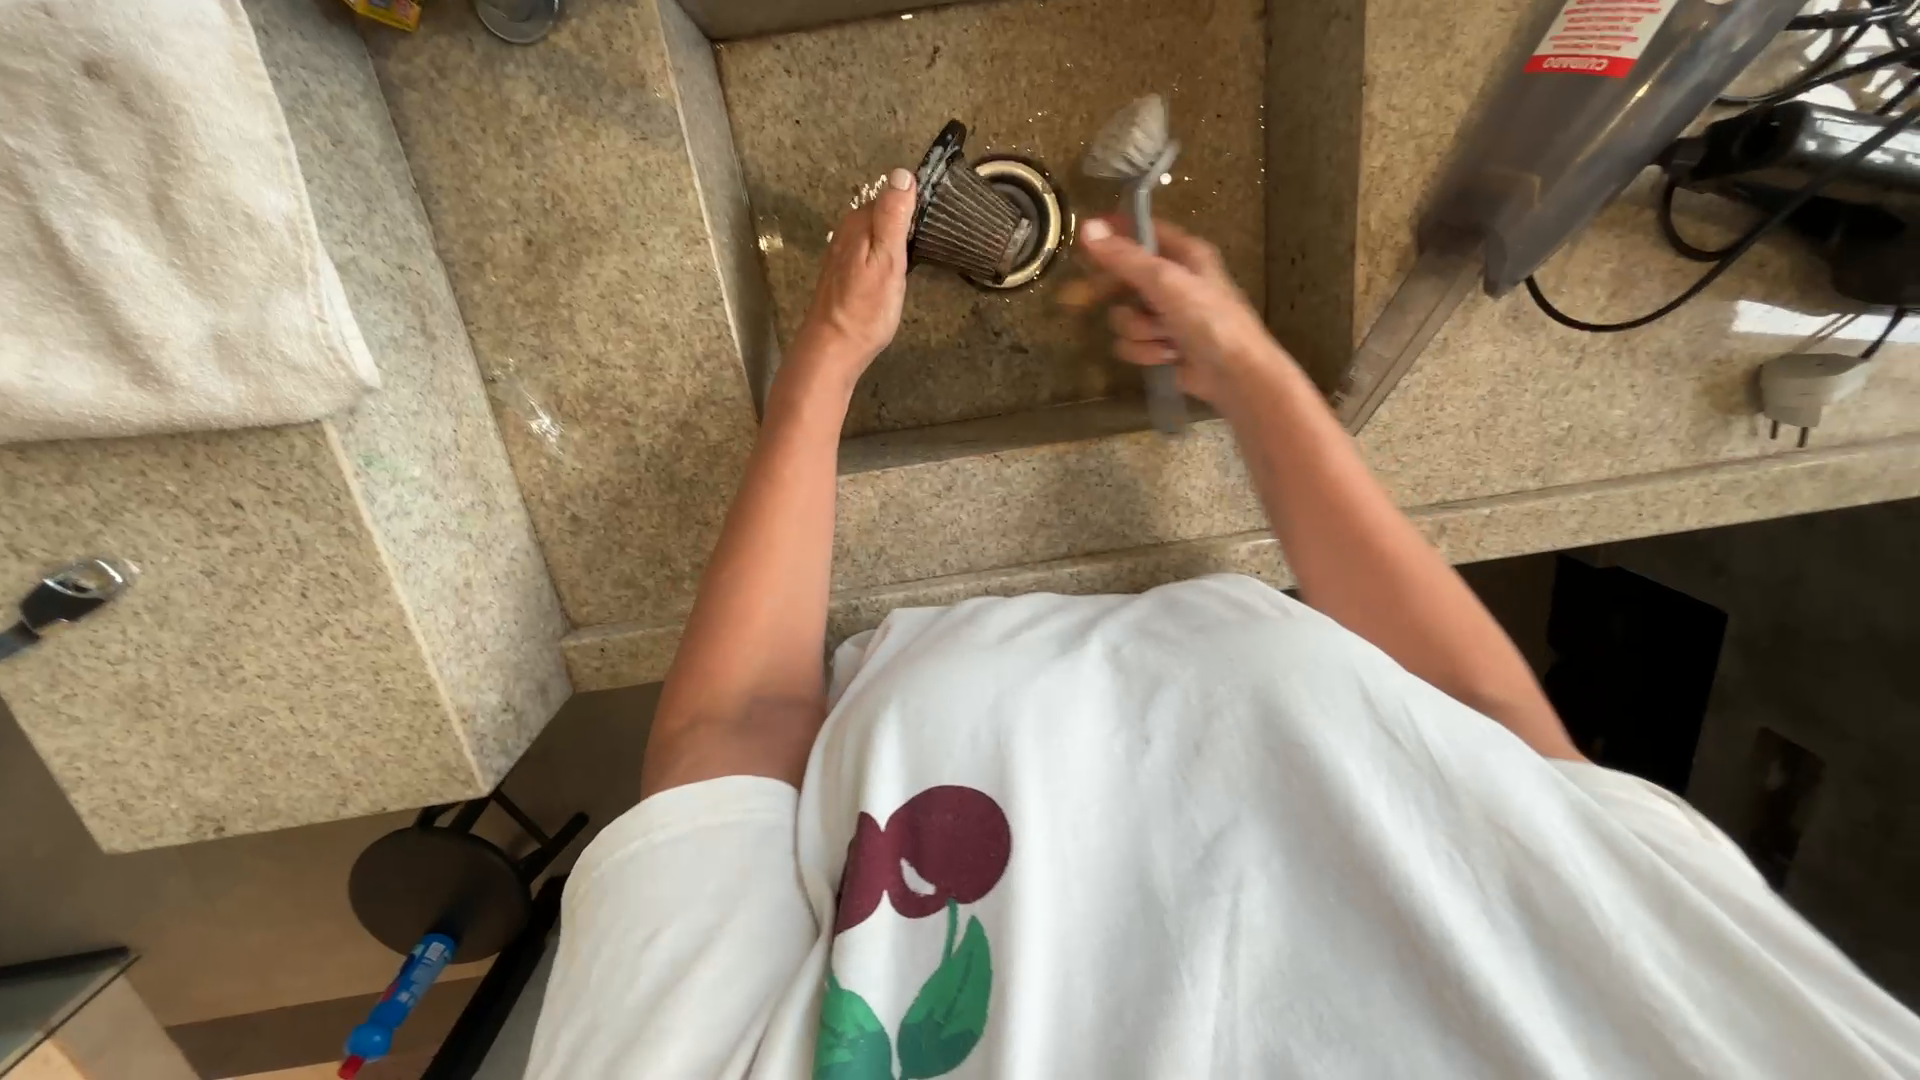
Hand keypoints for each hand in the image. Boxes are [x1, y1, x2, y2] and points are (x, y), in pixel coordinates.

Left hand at [789, 167, 917, 386]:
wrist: (834, 348)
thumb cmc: (866, 309)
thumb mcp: (887, 260)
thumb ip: (893, 216)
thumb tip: (902, 174)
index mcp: (859, 222)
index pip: (893, 195)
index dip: (915, 206)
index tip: (935, 224)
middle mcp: (848, 231)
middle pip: (884, 214)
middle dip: (906, 223)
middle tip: (929, 245)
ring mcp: (844, 252)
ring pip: (877, 234)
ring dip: (896, 242)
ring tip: (915, 260)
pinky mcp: (844, 272)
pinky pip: (871, 251)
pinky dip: (885, 257)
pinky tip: (894, 274)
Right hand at [1069, 217, 1290, 407]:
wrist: (1234, 374)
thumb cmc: (1209, 320)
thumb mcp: (1166, 282)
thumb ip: (1125, 258)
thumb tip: (1087, 227)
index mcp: (1183, 254)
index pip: (1142, 231)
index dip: (1114, 234)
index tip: (1086, 241)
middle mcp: (1173, 280)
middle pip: (1123, 277)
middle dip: (1115, 295)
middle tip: (1094, 297)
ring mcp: (1165, 316)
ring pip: (1123, 316)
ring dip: (1139, 331)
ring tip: (1164, 338)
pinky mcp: (1159, 346)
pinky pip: (1131, 344)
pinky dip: (1146, 352)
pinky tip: (1167, 356)